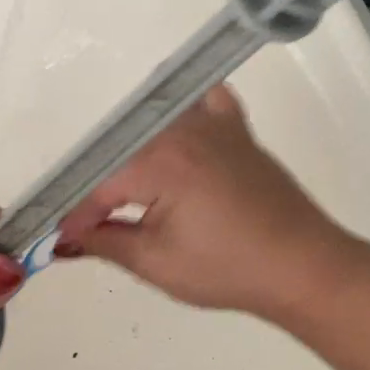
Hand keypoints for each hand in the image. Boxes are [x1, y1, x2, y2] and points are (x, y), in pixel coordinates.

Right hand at [55, 84, 367, 318]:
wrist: (304, 268)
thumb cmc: (226, 269)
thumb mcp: (153, 263)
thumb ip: (103, 242)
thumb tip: (64, 239)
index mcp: (158, 163)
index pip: (98, 184)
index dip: (77, 215)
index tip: (65, 240)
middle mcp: (180, 131)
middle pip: (118, 148)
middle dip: (95, 185)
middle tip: (86, 221)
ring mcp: (212, 124)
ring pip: (152, 120)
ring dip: (127, 149)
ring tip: (118, 189)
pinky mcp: (236, 130)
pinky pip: (200, 99)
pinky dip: (181, 108)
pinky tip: (169, 129)